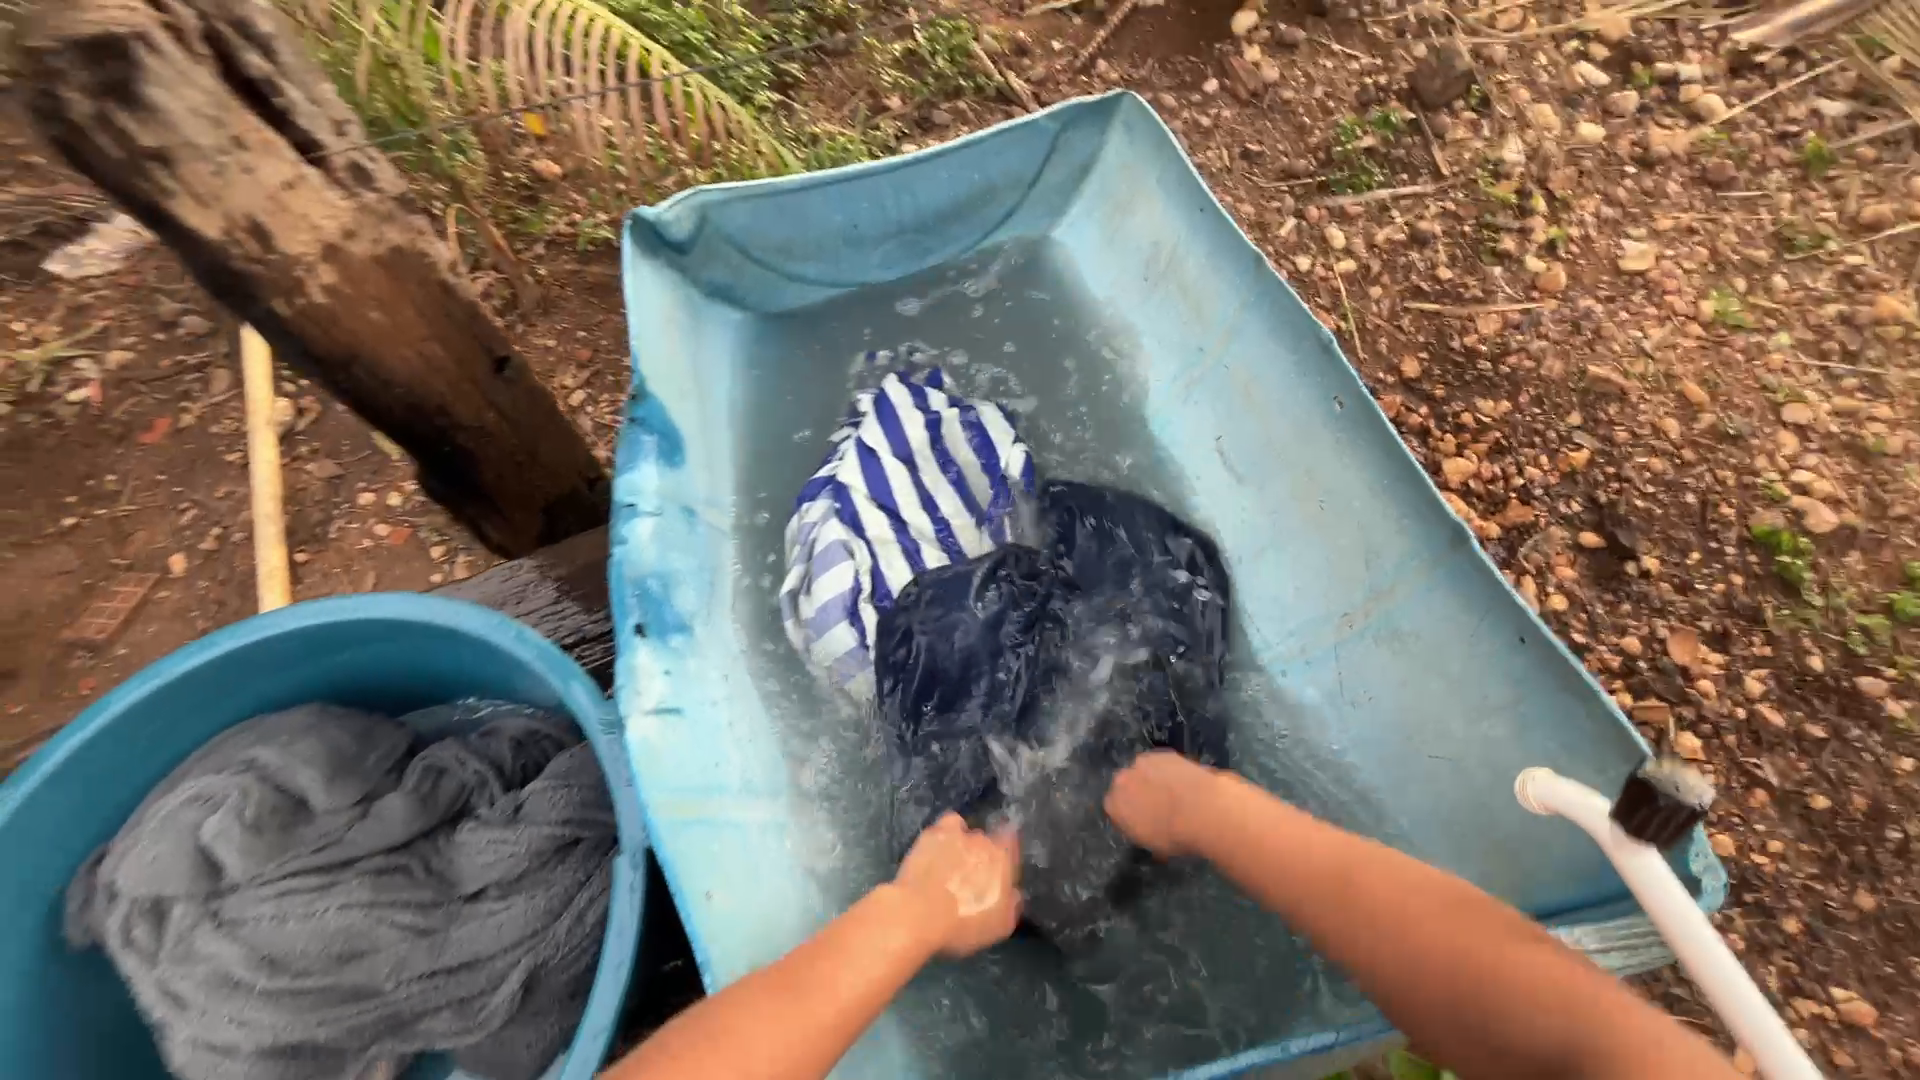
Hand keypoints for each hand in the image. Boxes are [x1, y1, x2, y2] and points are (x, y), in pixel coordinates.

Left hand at [891, 814, 1021, 957]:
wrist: (919, 914)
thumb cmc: (964, 923)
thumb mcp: (1001, 926)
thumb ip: (1013, 904)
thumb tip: (1014, 892)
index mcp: (1003, 858)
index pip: (1012, 839)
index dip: (1007, 850)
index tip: (1002, 865)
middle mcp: (982, 839)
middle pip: (987, 838)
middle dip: (982, 853)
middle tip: (973, 875)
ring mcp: (955, 833)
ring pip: (964, 829)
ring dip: (961, 842)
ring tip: (951, 862)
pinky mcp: (930, 835)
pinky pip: (942, 828)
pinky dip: (942, 835)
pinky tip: (936, 850)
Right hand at [1104, 750, 1219, 857]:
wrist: (1202, 810)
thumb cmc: (1175, 835)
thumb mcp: (1154, 846)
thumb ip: (1143, 832)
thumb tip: (1150, 830)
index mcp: (1114, 805)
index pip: (1115, 808)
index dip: (1130, 814)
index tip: (1143, 822)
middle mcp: (1121, 780)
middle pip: (1126, 785)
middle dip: (1138, 793)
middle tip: (1159, 807)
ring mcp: (1142, 763)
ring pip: (1144, 771)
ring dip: (1154, 779)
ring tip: (1176, 793)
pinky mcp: (1163, 752)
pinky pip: (1163, 763)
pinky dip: (1171, 770)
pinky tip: (1187, 782)